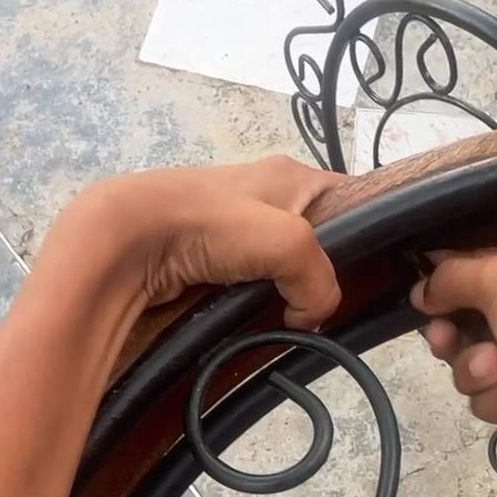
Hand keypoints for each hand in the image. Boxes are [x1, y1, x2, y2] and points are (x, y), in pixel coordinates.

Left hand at [51, 156, 345, 328]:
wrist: (126, 240)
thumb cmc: (209, 224)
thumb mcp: (289, 243)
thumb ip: (320, 281)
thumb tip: (310, 316)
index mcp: (293, 176)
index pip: (353, 202)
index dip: (366, 239)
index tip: (370, 279)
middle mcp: (268, 197)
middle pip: (316, 243)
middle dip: (320, 277)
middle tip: (322, 309)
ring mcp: (235, 230)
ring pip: (281, 270)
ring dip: (285, 296)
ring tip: (288, 320)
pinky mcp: (208, 259)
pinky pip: (248, 287)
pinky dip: (254, 305)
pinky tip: (254, 321)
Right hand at [413, 241, 496, 464]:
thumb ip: (456, 276)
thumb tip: (421, 289)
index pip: (489, 265)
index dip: (453, 280)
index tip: (423, 292)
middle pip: (472, 318)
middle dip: (454, 332)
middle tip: (443, 337)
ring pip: (472, 361)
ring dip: (478, 368)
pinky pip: (488, 394)